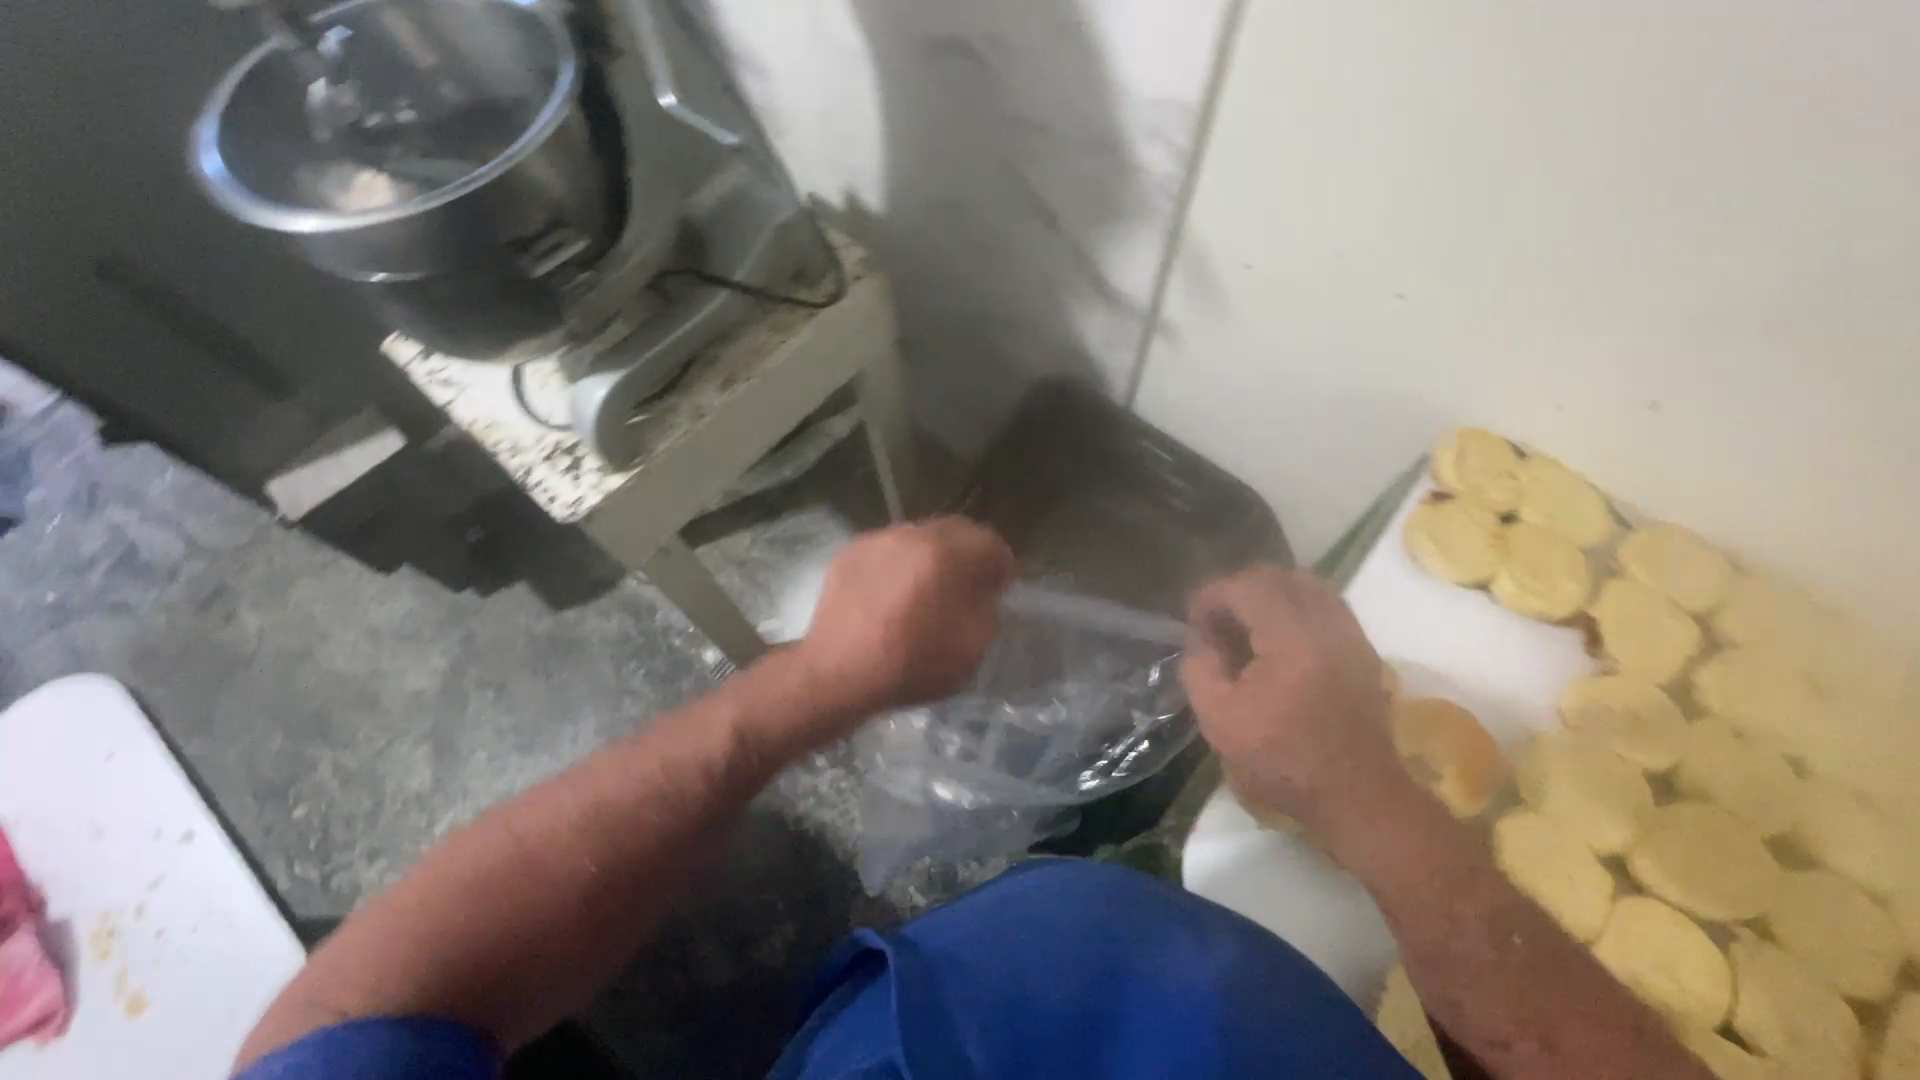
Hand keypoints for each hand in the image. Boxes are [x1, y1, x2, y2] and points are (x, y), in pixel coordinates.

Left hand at [798, 517, 1017, 715]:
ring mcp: (878, 540)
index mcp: (949, 554)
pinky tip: (890, 594)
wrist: (839, 673)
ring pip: (919, 538)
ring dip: (930, 557)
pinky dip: (897, 565)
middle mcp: (914, 535)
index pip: (991, 543)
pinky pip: (887, 550)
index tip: (997, 589)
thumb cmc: (912, 664)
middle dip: (966, 555)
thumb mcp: (972, 647)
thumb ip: (986, 608)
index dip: (1000, 567)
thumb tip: (981, 590)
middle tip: (965, 586)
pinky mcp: (850, 552)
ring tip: (924, 590)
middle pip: (955, 532)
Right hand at [1182, 566, 1413, 843]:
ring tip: (1246, 628)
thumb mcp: (1220, 720)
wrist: (1356, 796)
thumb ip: (1199, 668)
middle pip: (1278, 577)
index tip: (1191, 622)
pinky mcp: (1363, 650)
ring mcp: (1351, 635)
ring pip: (1307, 585)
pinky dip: (1296, 608)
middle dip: (1238, 591)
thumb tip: (1200, 638)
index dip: (1211, 596)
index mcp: (1291, 638)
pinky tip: (1277, 641)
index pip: (1245, 587)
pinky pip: (1326, 605)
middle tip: (1215, 624)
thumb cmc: (1283, 761)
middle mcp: (1327, 624)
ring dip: (1270, 596)